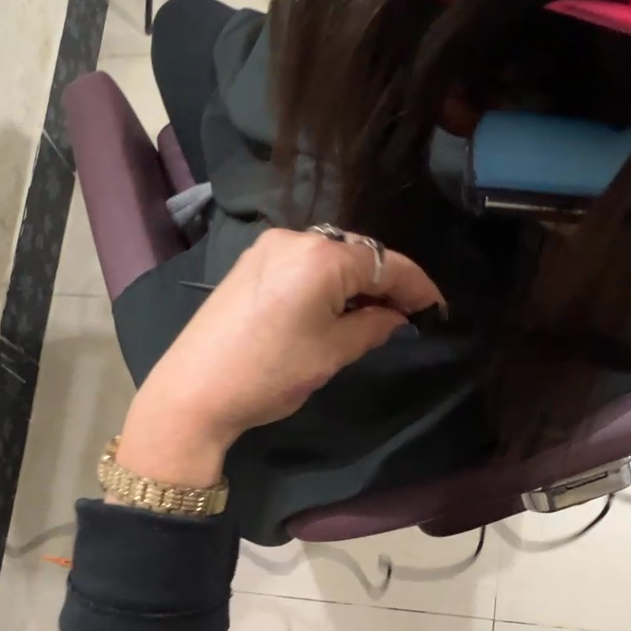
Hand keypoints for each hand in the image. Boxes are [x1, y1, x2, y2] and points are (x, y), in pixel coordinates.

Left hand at [114, 228, 444, 489]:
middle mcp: (294, 239)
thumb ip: (372, 327)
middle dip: (385, 282)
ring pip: (329, 258)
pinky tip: (333, 308)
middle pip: (356, 253)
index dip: (417, 286)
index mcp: (321, 256)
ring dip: (354, 282)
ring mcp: (266, 249)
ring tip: (372, 315)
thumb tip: (396, 316)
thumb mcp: (331, 354)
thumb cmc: (269, 374)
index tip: (437, 309)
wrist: (193, 392)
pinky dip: (325, 283)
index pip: (385, 262)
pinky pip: (302, 265)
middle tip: (405, 315)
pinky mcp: (249, 265)